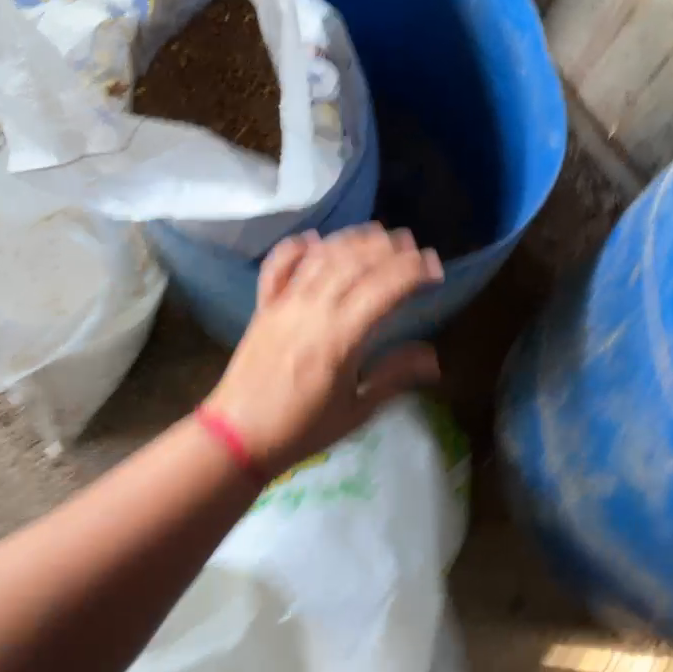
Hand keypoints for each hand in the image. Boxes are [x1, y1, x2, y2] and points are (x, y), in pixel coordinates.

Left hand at [203, 223, 443, 475]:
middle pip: (355, 262)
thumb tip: (434, 357)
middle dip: (388, 249)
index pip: (384, 288)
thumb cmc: (302, 429)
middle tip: (413, 245)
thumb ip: (394, 377)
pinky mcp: (264, 305)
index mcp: (340, 337)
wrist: (237, 437)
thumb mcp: (357, 412)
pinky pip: (279, 265)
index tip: (435, 268)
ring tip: (378, 234)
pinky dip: (297, 247)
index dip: (413, 271)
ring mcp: (285, 303)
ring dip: (353, 240)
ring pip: (322, 257)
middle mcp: (313, 309)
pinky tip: (315, 238)